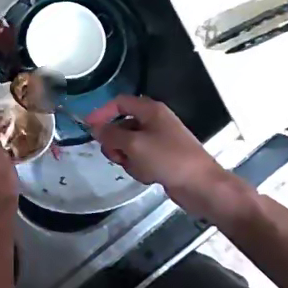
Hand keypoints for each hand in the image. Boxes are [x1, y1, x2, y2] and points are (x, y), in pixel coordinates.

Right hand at [83, 96, 253, 221]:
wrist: (199, 184)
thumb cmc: (167, 158)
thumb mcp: (134, 144)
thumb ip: (111, 135)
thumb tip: (95, 128)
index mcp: (151, 110)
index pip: (120, 103)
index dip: (102, 112)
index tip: (88, 128)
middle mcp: (155, 121)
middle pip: (122, 126)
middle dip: (116, 143)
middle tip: (117, 156)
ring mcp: (160, 140)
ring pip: (129, 146)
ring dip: (128, 159)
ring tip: (140, 168)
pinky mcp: (162, 158)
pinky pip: (140, 159)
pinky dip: (140, 167)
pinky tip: (149, 176)